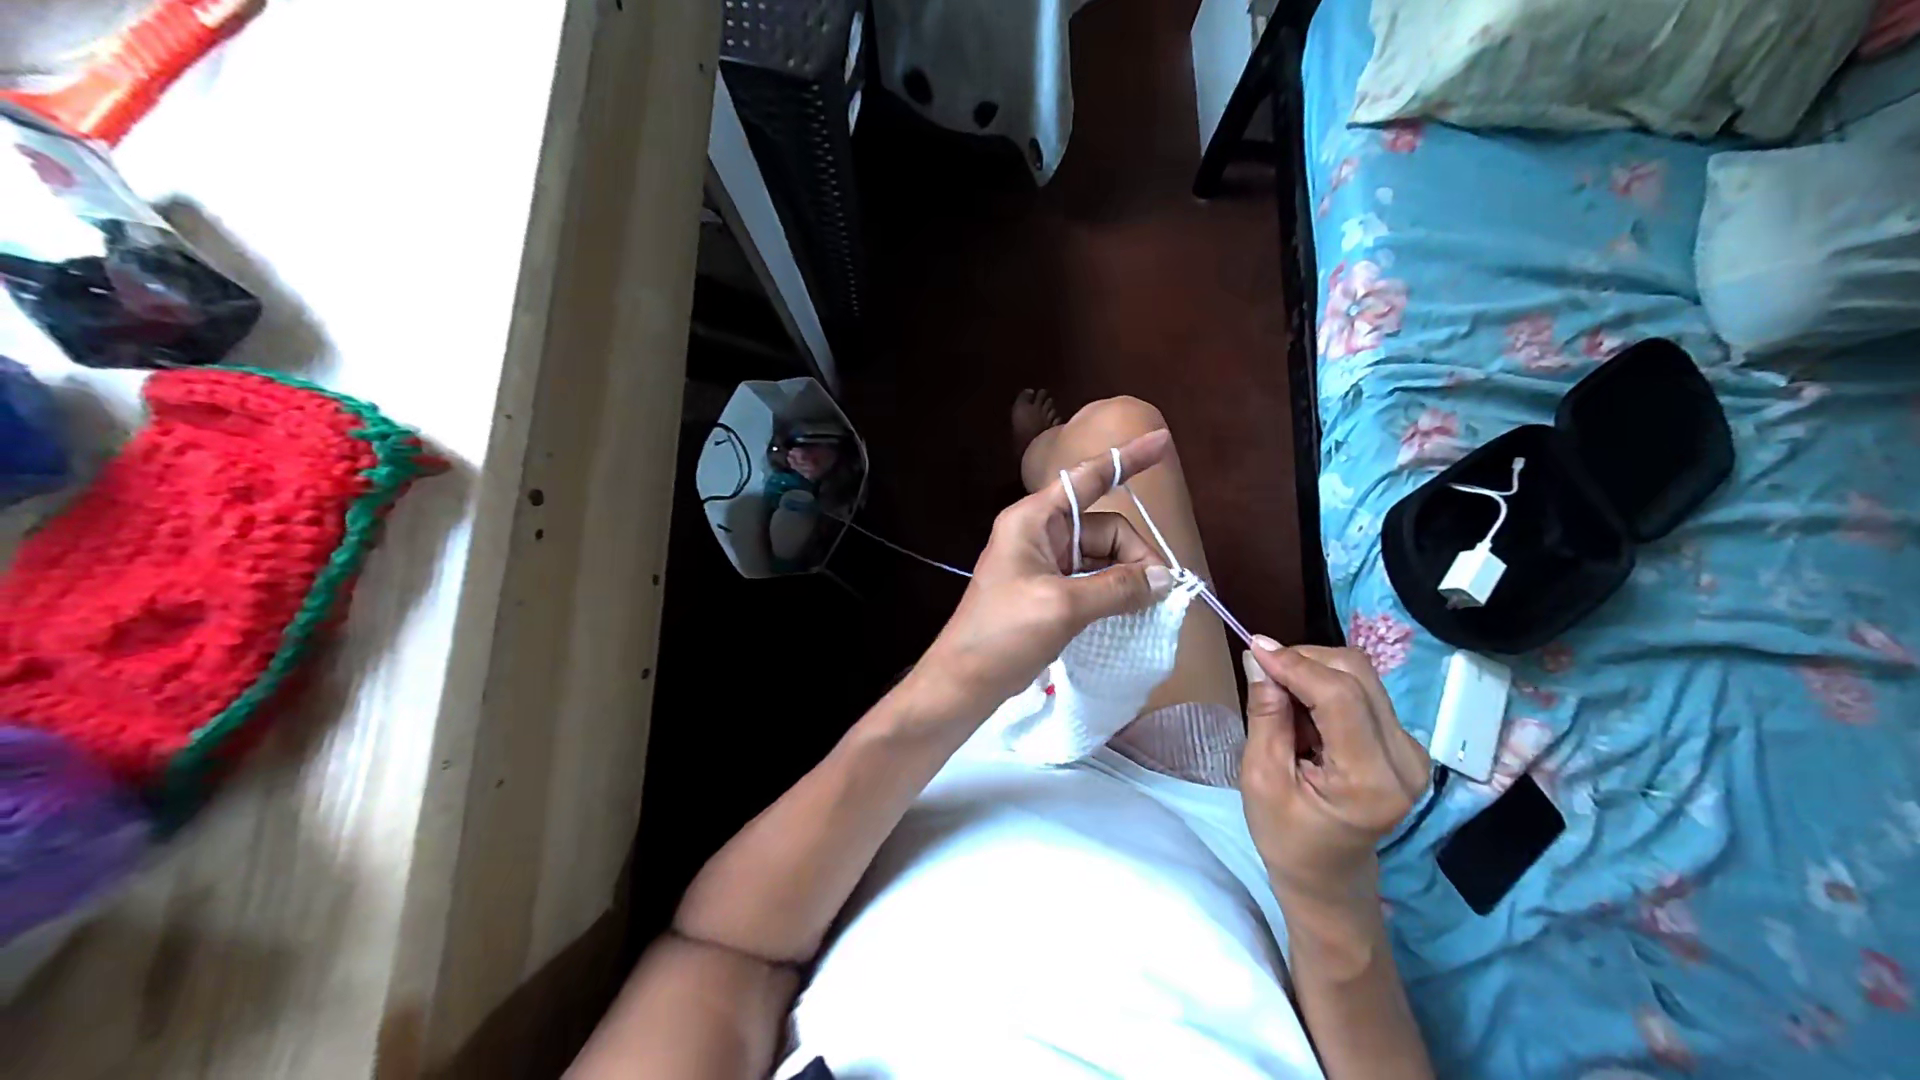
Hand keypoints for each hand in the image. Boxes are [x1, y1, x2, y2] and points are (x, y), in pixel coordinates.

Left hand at [916, 430, 1176, 715]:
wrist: (964, 680)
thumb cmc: (1003, 634)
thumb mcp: (1063, 607)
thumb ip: (1117, 587)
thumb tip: (1164, 579)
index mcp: (1033, 519)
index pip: (1088, 478)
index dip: (1127, 459)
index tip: (1164, 441)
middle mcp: (1038, 533)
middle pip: (1103, 527)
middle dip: (1135, 554)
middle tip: (1158, 592)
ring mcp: (1042, 563)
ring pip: (1100, 556)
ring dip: (1126, 576)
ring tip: (1146, 606)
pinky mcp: (1046, 590)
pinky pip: (1090, 579)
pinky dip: (1112, 590)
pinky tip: (1129, 610)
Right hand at [1240, 643, 1429, 912]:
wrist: (1327, 874)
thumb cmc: (1286, 835)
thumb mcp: (1261, 778)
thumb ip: (1266, 716)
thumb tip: (1259, 659)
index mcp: (1372, 781)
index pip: (1340, 697)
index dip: (1295, 664)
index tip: (1254, 646)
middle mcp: (1404, 759)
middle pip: (1357, 675)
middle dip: (1303, 661)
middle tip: (1263, 673)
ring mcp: (1410, 749)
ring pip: (1360, 675)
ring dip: (1312, 671)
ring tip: (1281, 700)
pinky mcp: (1403, 741)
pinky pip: (1361, 689)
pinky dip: (1324, 685)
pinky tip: (1303, 711)